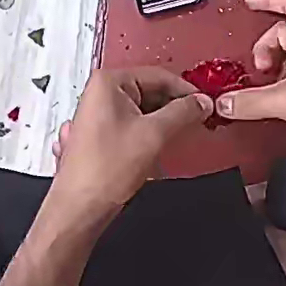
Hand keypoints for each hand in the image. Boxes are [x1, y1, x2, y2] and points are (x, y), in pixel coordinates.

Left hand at [49, 67, 210, 217]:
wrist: (80, 209)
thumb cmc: (106, 170)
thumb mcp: (154, 134)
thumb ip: (183, 112)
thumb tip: (202, 102)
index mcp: (108, 83)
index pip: (158, 76)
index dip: (185, 90)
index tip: (205, 102)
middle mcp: (100, 93)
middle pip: (151, 90)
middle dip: (175, 106)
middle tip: (199, 118)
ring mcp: (99, 113)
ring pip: (143, 108)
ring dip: (165, 120)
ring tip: (184, 132)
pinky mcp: (101, 133)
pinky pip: (133, 122)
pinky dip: (150, 130)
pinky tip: (162, 143)